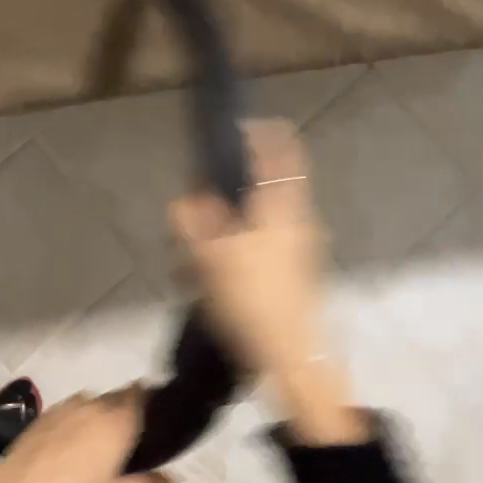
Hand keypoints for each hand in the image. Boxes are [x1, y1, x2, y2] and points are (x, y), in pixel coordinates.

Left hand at [0, 386, 174, 482]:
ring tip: (104, 433)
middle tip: (134, 429)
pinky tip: (76, 435)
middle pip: (117, 396)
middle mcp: (93, 407)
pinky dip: (80, 414)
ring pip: (93, 400)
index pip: (138, 396)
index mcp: (116, 424)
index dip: (149, 397)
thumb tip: (173, 475)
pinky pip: (72, 406)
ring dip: (102, 409)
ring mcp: (66, 407)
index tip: (157, 408)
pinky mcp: (46, 414)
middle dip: (127, 405)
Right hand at [169, 119, 365, 445]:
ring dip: (222, 227)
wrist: (291, 357)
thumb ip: (191, 220)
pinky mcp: (291, 273)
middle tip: (194, 205)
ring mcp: (297, 248)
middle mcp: (296, 220)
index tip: (242, 125)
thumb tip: (185, 200)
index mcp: (281, 207)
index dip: (264, 134)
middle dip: (224, 193)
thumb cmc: (253, 297)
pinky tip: (203, 277)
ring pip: (254, 221)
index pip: (282, 153)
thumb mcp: (209, 255)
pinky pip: (254, 247)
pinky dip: (231, 250)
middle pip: (260, 189)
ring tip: (189, 255)